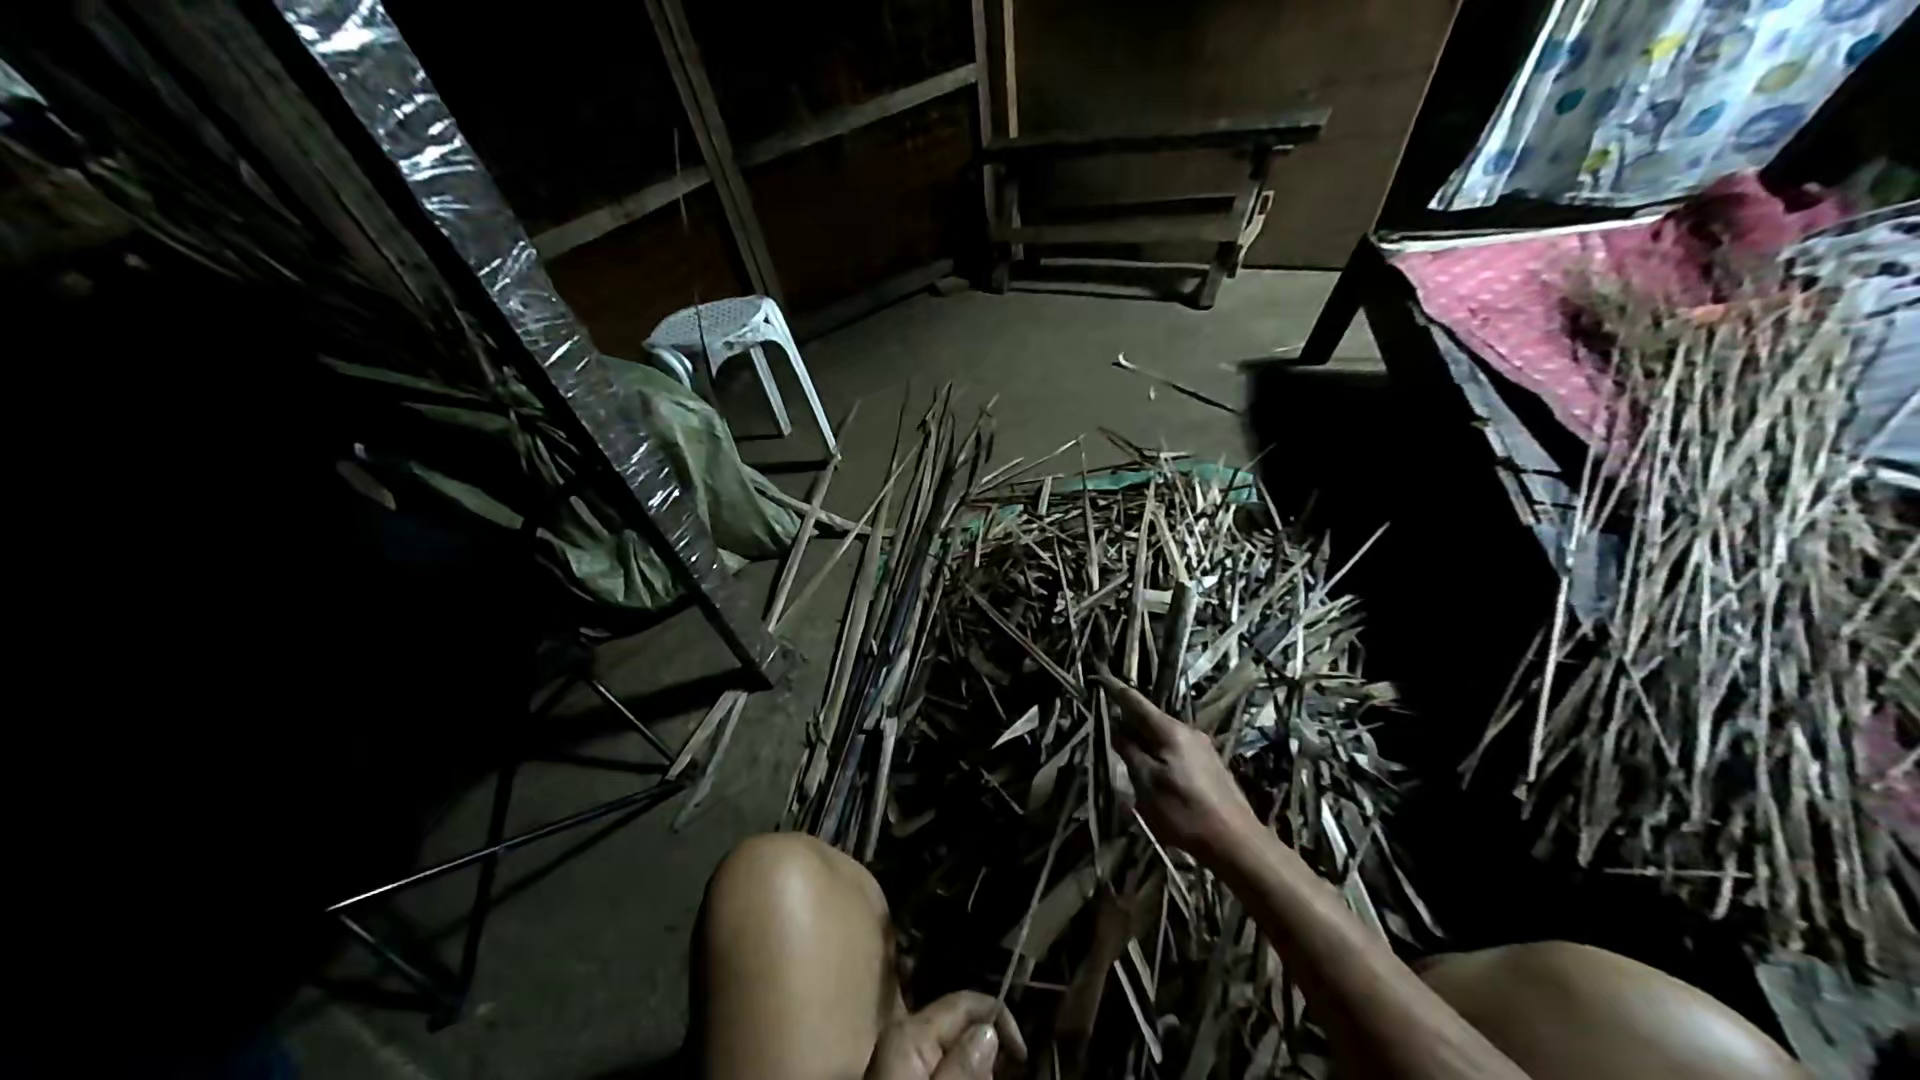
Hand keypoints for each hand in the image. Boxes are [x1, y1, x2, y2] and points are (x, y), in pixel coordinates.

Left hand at [865, 991, 1026, 1079]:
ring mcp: (904, 1062)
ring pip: (955, 1053)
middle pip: (962, 1028)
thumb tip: (988, 1031)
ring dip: (974, 1074)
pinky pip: (941, 1071)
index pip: (966, 1002)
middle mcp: (906, 1038)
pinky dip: (957, 1079)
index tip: (1022, 1059)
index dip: (999, 1020)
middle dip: (986, 1056)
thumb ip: (962, 1068)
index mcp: (911, 1033)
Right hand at [1098, 672, 1262, 864]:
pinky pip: (1175, 748)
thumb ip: (1129, 752)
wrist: (1237, 843)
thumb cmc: (1185, 813)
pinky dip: (1158, 752)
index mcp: (1170, 731)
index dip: (1114, 689)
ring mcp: (1202, 748)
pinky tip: (1154, 773)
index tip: (1098, 676)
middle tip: (1106, 727)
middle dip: (1128, 720)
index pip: (1135, 701)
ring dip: (1143, 740)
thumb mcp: (1146, 784)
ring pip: (1163, 735)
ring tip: (1127, 756)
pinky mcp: (1210, 765)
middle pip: (1149, 718)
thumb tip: (1116, 727)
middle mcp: (1188, 731)